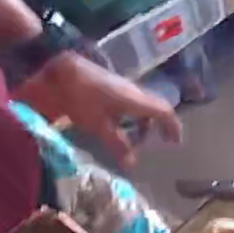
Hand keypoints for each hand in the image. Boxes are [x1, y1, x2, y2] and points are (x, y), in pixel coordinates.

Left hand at [12, 52, 182, 167]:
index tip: (175, 143)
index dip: (173, 127)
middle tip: (149, 144)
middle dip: (156, 127)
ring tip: (129, 138)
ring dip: (140, 122)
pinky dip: (129, 116)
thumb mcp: (98, 125)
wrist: (58, 68)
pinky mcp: (109, 84)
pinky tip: (114, 124)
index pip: (165, 112)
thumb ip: (117, 144)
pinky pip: (129, 101)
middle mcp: (135, 92)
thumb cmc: (81, 96)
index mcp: (137, 101)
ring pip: (141, 106)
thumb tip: (132, 165)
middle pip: (155, 109)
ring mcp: (122, 86)